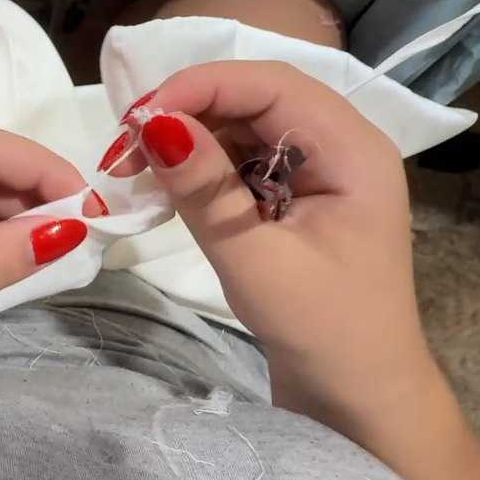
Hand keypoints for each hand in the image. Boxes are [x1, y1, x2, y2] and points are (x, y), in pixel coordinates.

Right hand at [107, 62, 437, 424]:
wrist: (356, 394)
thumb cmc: (322, 330)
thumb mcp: (256, 259)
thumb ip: (206, 189)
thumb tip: (153, 125)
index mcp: (352, 150)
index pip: (272, 86)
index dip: (201, 87)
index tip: (136, 117)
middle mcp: (337, 146)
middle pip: (253, 100)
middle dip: (184, 112)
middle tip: (123, 147)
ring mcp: (314, 172)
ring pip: (239, 129)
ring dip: (184, 140)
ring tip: (133, 169)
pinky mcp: (290, 198)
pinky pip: (237, 161)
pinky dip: (195, 167)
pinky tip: (162, 185)